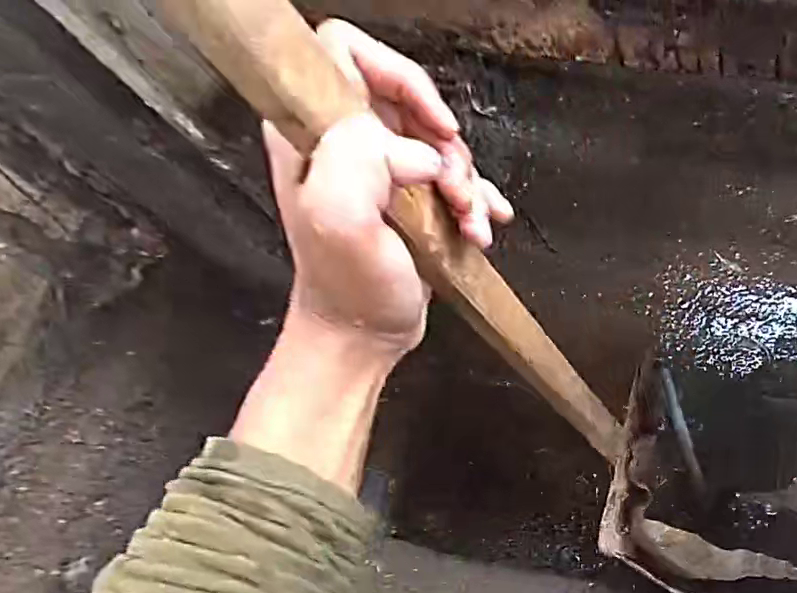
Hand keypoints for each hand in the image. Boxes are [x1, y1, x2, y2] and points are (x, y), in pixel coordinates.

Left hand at [265, 20, 514, 358]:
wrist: (365, 334)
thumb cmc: (350, 288)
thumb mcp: (341, 221)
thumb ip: (365, 162)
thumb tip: (420, 153)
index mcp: (314, 132)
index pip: (350, 54)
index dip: (402, 79)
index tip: (437, 128)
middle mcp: (347, 143)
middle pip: (410, 103)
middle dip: (447, 150)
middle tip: (455, 193)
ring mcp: (384, 173)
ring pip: (440, 147)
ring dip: (468, 185)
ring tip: (470, 224)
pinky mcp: (414, 202)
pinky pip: (456, 182)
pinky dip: (479, 203)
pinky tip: (483, 227)